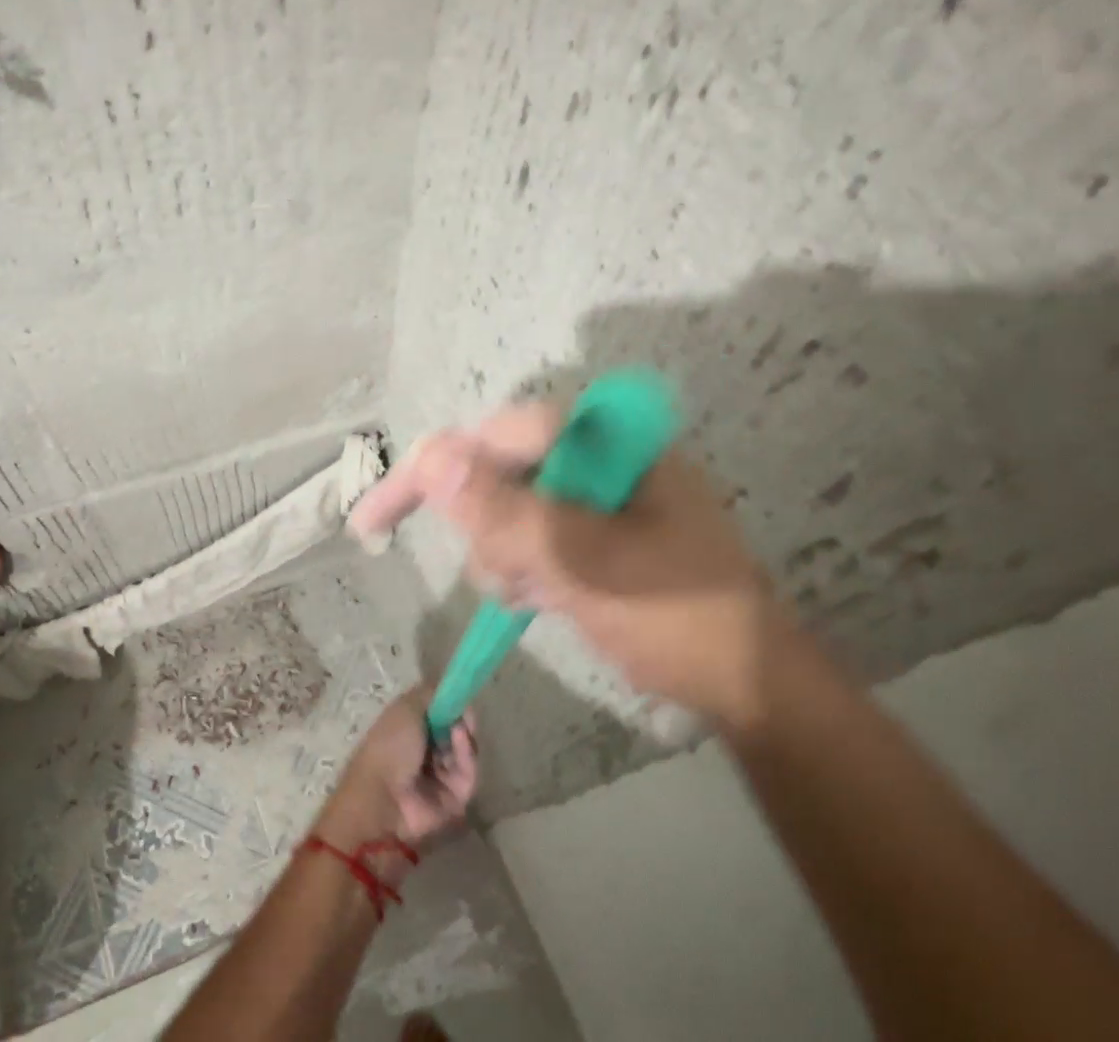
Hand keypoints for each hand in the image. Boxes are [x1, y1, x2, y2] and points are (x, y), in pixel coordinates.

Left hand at [314, 689, 477, 857]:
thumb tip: (451, 689)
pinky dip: (466, 754)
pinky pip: (469, 772)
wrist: (382, 798)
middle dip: (461, 720)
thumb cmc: (388, 747)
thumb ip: (430, 694)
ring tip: (457, 729)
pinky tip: (459, 739)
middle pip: (456, 732)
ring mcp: (441, 777)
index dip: (450, 704)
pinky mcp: (456, 797)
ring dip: (463, 737)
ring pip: (466, 751)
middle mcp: (425, 754)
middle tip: (463, 713)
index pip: (438, 716)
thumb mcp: (405, 709)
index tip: (460, 694)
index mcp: (407, 733)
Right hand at [347, 401, 781, 727]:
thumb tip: (431, 457)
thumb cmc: (676, 616)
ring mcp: (595, 498)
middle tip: (507, 583)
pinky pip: (528, 539)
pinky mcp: (592, 534)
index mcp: (608, 445)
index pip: (495, 436)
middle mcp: (598, 459)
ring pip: (505, 512)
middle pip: (496, 473)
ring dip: (503, 558)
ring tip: (537, 597)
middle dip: (485, 531)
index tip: (374, 521)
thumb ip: (505, 512)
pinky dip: (521, 570)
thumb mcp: (584, 563)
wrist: (745, 682)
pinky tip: (543, 600)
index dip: (430, 472)